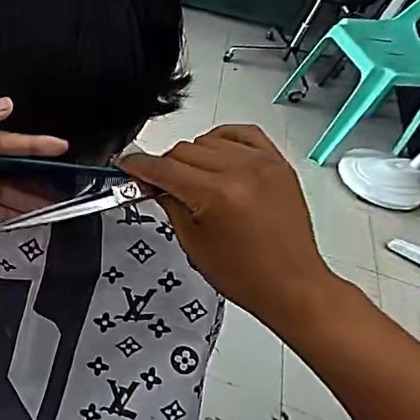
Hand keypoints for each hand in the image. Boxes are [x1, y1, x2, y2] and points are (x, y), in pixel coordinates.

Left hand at [0, 98, 67, 248]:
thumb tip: (1, 104)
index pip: (2, 139)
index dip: (30, 143)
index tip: (54, 145)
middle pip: (6, 162)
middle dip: (32, 170)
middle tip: (58, 176)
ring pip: (2, 185)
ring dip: (24, 193)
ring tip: (48, 199)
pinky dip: (8, 207)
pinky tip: (24, 211)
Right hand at [118, 125, 336, 326]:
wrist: (291, 285)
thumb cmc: (251, 276)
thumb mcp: (194, 244)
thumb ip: (170, 205)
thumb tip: (154, 183)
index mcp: (217, 195)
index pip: (164, 167)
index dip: (138, 166)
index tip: (128, 165)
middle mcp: (242, 173)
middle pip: (183, 150)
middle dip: (165, 167)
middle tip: (160, 185)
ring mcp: (263, 164)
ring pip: (209, 139)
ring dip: (194, 156)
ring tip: (195, 181)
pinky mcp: (278, 164)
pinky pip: (243, 133)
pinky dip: (225, 140)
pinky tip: (219, 157)